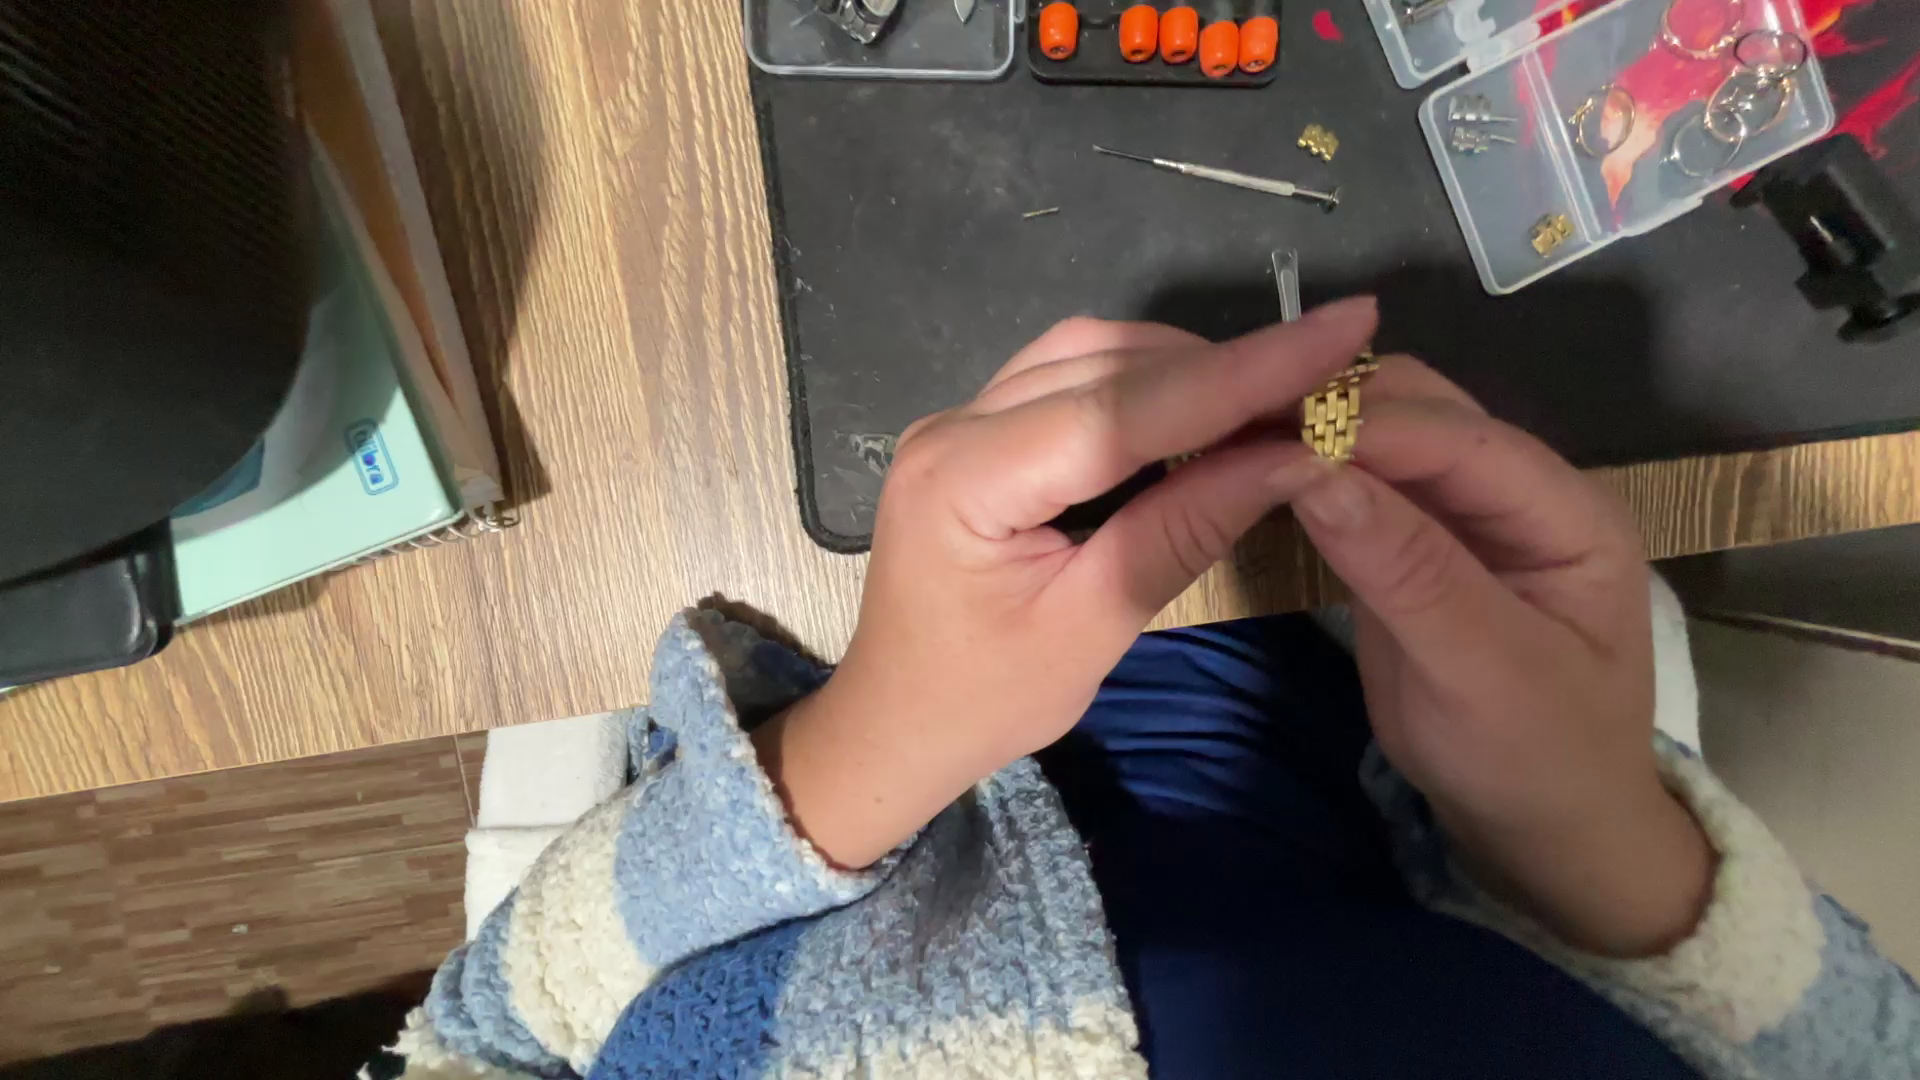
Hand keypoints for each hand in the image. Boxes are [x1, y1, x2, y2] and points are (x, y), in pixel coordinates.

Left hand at [753, 300, 1380, 869]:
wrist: (896, 718)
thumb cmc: (983, 701)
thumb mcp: (1091, 627)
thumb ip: (1182, 530)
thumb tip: (1293, 455)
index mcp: (965, 481)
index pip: (1120, 409)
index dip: (1239, 371)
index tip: (1343, 326)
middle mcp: (950, 428)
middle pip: (1100, 365)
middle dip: (1217, 365)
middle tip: (1321, 373)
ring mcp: (954, 425)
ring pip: (1082, 357)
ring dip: (1177, 366)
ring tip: (1267, 391)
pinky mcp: (970, 437)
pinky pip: (1061, 381)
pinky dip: (1134, 384)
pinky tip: (1188, 405)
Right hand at [1289, 356, 1713, 956]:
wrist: (1531, 817)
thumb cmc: (1531, 753)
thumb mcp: (1481, 669)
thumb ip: (1406, 570)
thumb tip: (1313, 474)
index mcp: (1563, 511)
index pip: (1458, 438)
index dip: (1367, 428)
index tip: (1270, 435)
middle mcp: (1511, 492)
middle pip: (1422, 412)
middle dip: (1336, 410)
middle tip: (1241, 429)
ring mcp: (1454, 514)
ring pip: (1380, 438)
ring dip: (1314, 434)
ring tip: (1237, 442)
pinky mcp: (1404, 542)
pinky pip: (1353, 485)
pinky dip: (1306, 473)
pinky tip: (1257, 475)